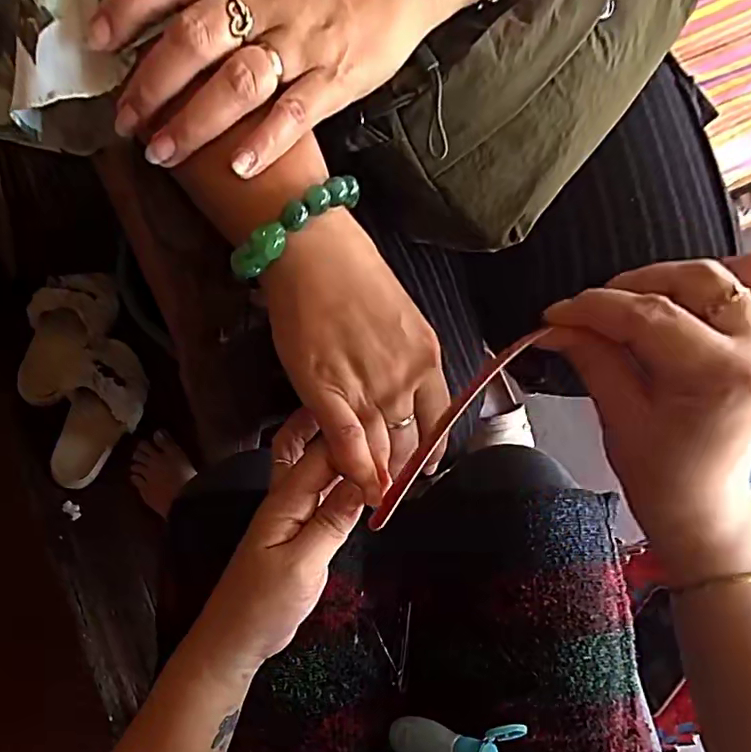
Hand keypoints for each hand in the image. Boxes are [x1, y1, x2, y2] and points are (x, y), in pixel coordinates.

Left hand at [88, 0, 503, 174]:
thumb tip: (166, 1)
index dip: (129, 6)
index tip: (97, 40)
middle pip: (195, 38)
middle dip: (151, 82)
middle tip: (124, 119)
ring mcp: (302, 37)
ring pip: (237, 82)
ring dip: (193, 121)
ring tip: (160, 153)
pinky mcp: (335, 75)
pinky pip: (294, 113)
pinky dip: (263, 142)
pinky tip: (235, 168)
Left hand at [186, 436, 366, 665]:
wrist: (234, 637)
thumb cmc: (262, 605)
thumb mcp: (301, 565)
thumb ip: (331, 522)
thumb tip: (362, 482)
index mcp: (283, 502)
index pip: (322, 456)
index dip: (356, 445)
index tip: (393, 442)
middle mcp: (285, 501)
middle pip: (312, 453)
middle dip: (340, 433)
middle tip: (380, 420)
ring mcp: (290, 517)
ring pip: (316, 474)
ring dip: (344, 459)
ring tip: (381, 446)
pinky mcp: (297, 535)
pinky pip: (320, 499)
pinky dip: (341, 488)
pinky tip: (363, 488)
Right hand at [261, 210, 449, 503]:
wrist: (313, 252)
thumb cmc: (351, 274)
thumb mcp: (397, 317)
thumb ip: (402, 358)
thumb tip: (392, 388)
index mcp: (428, 358)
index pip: (437, 423)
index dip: (426, 454)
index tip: (416, 470)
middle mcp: (406, 379)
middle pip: (408, 442)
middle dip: (397, 473)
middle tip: (385, 493)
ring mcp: (368, 387)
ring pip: (379, 449)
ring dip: (374, 478)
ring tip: (367, 498)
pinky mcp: (328, 391)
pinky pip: (347, 442)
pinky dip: (351, 468)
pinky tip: (352, 486)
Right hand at [542, 253, 750, 583]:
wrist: (700, 495)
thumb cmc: (659, 468)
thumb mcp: (617, 413)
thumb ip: (593, 358)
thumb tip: (559, 327)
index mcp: (718, 374)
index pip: (647, 315)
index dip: (593, 308)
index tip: (557, 313)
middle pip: (693, 281)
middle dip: (629, 286)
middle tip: (589, 308)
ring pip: (737, 271)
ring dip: (679, 277)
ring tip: (639, 300)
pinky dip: (735, 281)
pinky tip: (698, 301)